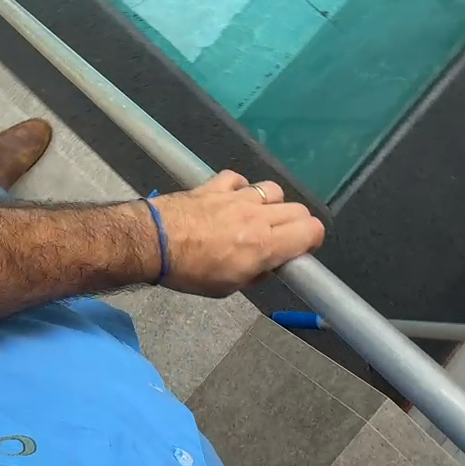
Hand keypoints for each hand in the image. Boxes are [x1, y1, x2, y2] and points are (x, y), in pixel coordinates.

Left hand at [147, 170, 324, 296]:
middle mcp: (257, 216)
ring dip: (270, 202)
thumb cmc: (188, 272)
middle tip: (279, 236)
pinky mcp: (214, 185)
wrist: (153, 242)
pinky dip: (239, 187)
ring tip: (255, 215)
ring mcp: (235, 196)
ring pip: (271, 188)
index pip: (311, 230)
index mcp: (265, 245)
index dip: (311, 239)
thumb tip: (267, 263)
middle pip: (297, 208)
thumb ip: (255, 273)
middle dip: (295, 223)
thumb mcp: (228, 287)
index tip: (301, 248)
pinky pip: (238, 178)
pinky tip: (229, 198)